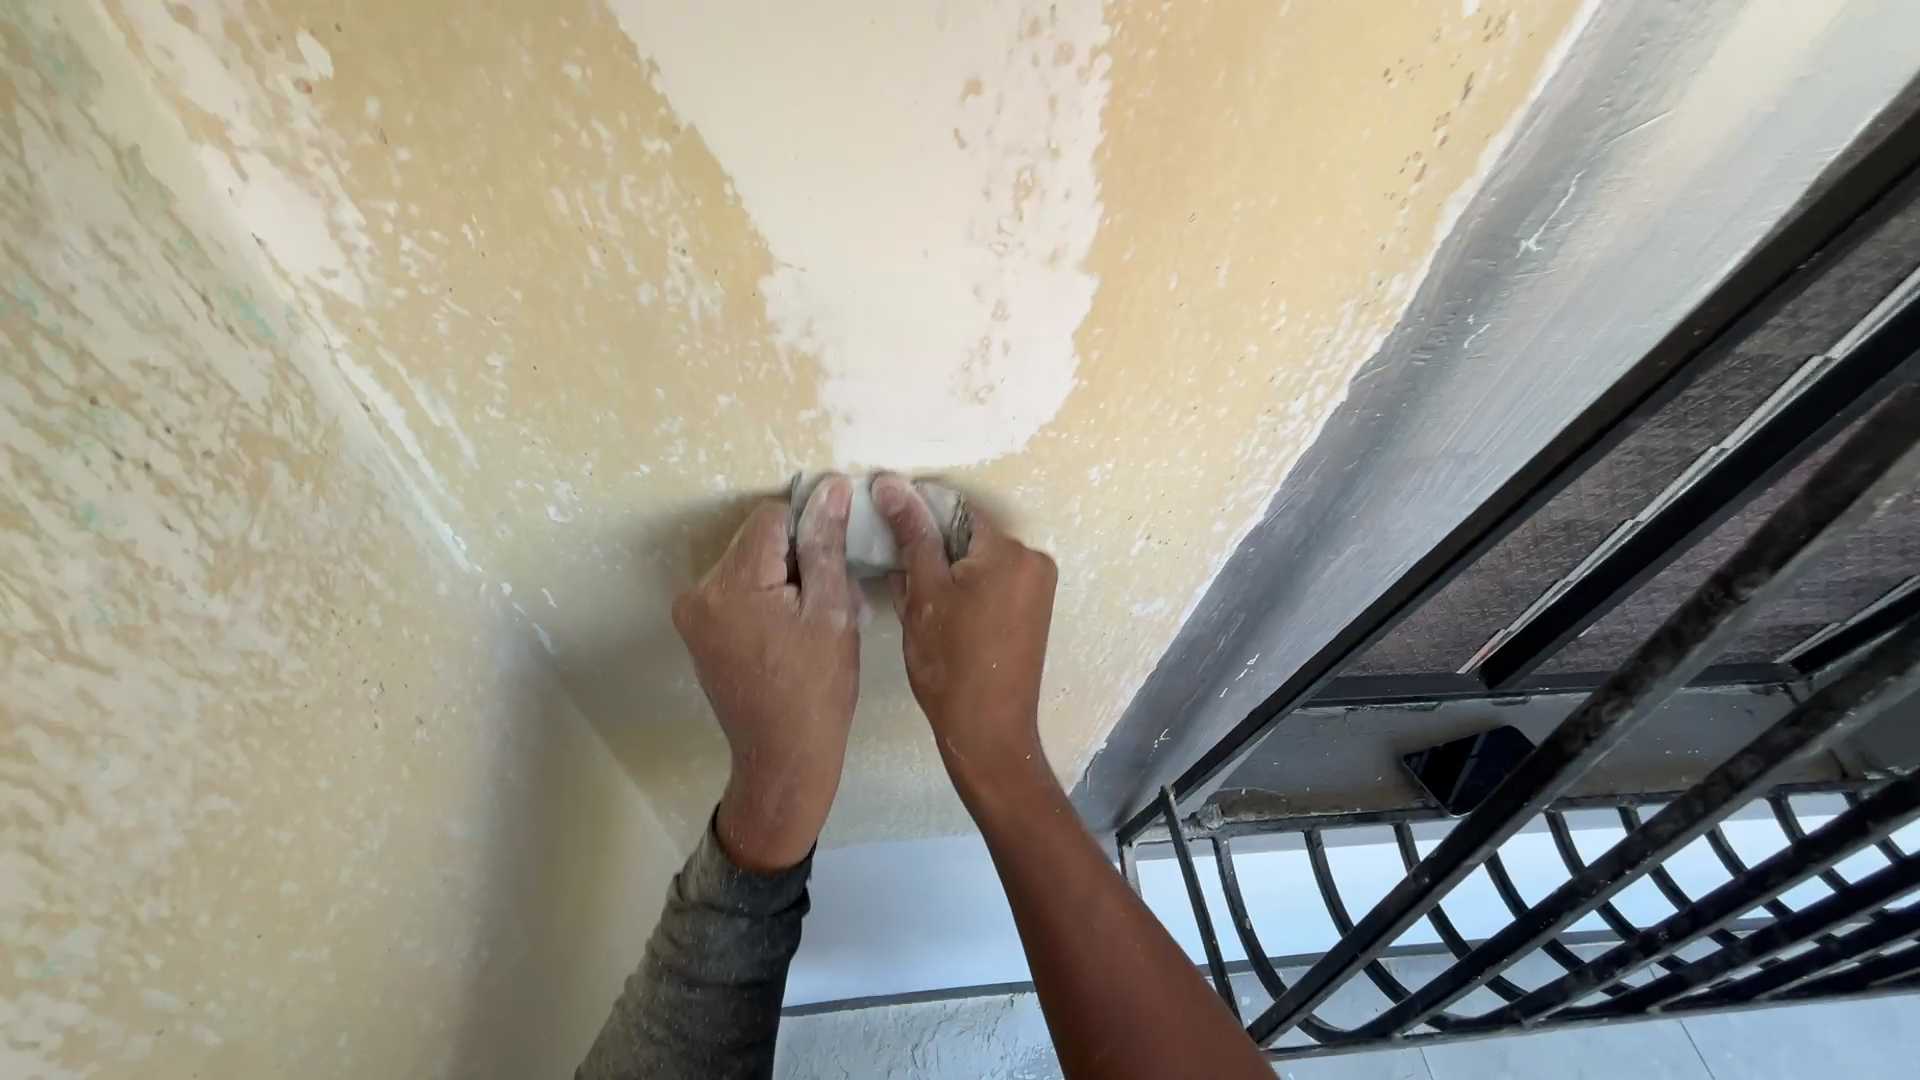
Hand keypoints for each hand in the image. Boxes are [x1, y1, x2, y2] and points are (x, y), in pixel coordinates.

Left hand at [672, 475, 866, 872]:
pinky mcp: (699, 632)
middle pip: (759, 542)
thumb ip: (826, 545)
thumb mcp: (832, 612)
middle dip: (802, 560)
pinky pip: (740, 594)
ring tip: (822, 620)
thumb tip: (830, 488)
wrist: (784, 759)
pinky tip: (798, 631)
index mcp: (730, 584)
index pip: (772, 516)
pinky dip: (770, 601)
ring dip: (789, 582)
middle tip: (840, 600)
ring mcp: (693, 615)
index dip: (812, 527)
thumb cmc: (817, 689)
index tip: (839, 557)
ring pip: (752, 567)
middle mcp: (698, 592)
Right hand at [872, 473, 1058, 801]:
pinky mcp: (1033, 609)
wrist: (988, 732)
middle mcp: (1033, 561)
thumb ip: (911, 534)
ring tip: (914, 594)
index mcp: (1010, 551)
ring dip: (946, 567)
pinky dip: (965, 586)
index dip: (918, 512)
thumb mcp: (924, 594)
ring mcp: (1037, 587)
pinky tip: (937, 609)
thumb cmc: (950, 664)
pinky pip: (993, 581)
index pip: (957, 507)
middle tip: (895, 566)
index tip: (884, 523)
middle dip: (931, 545)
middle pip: (971, 533)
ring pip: (979, 559)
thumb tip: (891, 483)